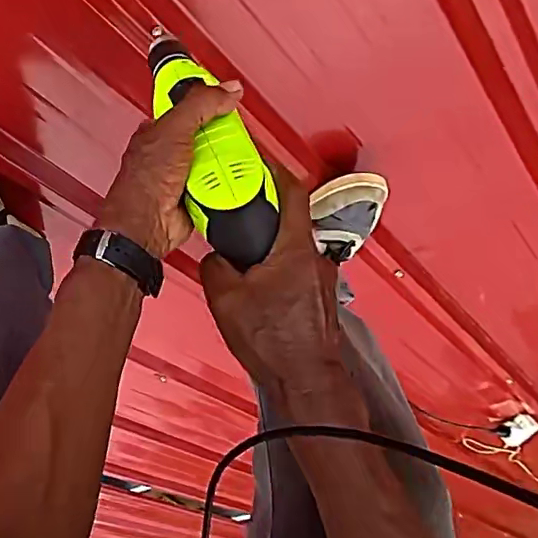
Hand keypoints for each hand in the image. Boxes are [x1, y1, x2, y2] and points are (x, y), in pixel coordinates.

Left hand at [95, 79, 243, 258]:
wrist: (146, 226)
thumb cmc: (143, 184)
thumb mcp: (174, 130)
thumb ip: (200, 105)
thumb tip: (227, 89)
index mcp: (159, 131)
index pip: (188, 105)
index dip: (208, 100)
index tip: (227, 98)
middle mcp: (171, 152)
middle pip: (208, 133)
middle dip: (223, 136)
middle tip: (229, 138)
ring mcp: (184, 175)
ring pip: (218, 159)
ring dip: (226, 163)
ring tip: (226, 164)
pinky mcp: (197, 196)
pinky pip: (221, 184)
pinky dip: (227, 184)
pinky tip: (225, 183)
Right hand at [199, 164, 347, 396]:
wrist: (304, 379)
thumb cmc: (274, 343)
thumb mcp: (226, 299)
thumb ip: (216, 267)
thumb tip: (216, 258)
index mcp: (295, 249)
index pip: (292, 192)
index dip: (275, 169)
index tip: (260, 159)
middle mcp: (315, 259)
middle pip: (291, 219)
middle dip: (265, 212)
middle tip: (241, 210)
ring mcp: (321, 279)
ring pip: (292, 247)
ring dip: (271, 245)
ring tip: (245, 257)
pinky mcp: (319, 297)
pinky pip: (296, 269)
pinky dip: (277, 268)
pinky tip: (258, 287)